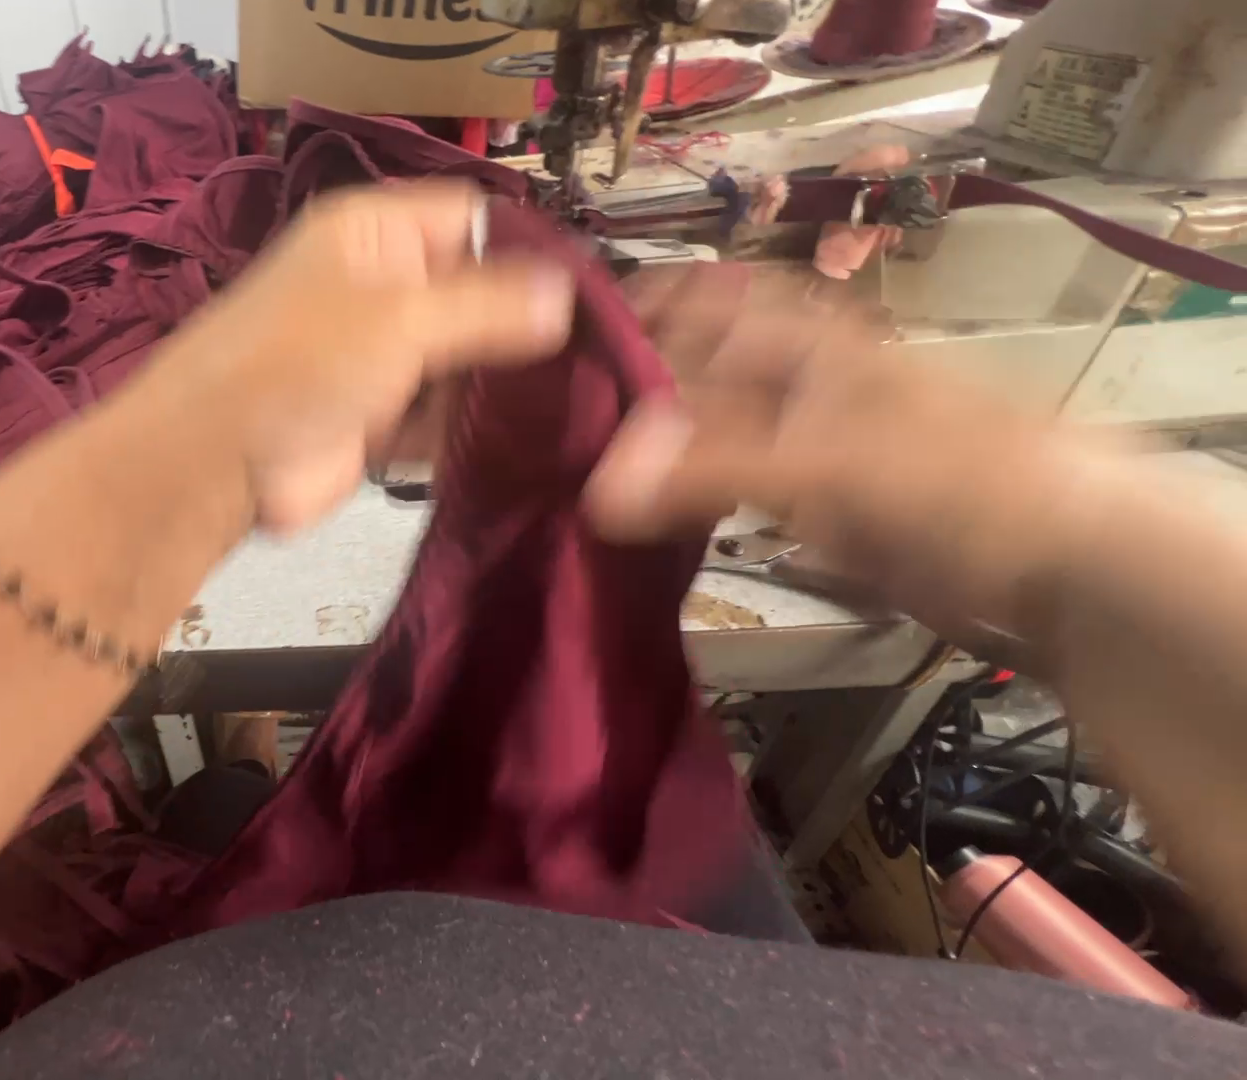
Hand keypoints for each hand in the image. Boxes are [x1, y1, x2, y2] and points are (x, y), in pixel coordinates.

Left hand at [140, 183, 576, 533]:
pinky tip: (526, 437)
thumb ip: (487, 306)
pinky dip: (471, 425)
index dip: (527, 248)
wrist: (220, 459)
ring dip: (503, 381)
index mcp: (374, 236)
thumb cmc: (302, 362)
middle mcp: (378, 288)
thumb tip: (567, 297)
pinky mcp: (378, 418)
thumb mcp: (401, 317)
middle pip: (472, 294)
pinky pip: (439, 414)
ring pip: (460, 359)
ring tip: (577, 398)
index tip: (588, 292)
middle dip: (524, 324)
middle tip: (596, 355)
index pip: (470, 218)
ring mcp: (378, 357)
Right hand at [584, 264, 1125, 639]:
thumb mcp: (830, 464)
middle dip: (623, 389)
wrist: (1054, 566)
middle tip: (548, 420)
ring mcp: (783, 444)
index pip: (705, 302)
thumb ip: (711, 469)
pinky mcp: (785, 502)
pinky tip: (624, 512)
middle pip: (685, 370)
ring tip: (568, 466)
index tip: (568, 338)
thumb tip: (597, 486)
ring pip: (691, 433)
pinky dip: (666, 497)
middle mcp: (785, 383)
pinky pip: (706, 489)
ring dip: (638, 449)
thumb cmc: (955, 479)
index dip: (642, 308)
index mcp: (804, 342)